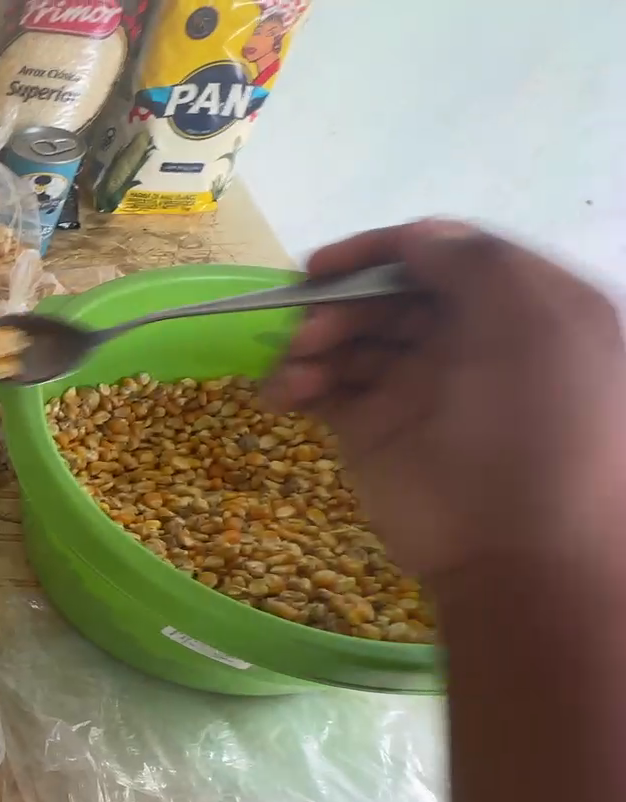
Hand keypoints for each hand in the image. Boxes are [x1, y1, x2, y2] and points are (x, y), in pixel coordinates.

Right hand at [263, 220, 625, 583]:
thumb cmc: (540, 428)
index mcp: (522, 308)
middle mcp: (468, 339)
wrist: (518, 545)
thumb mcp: (536, 328)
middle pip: (383, 298)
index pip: (441, 256)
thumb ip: (479, 266)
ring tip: (291, 378)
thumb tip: (413, 237)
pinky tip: (280, 399)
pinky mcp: (368, 427)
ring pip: (343, 343)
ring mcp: (415, 385)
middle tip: (307, 337)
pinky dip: (292, 386)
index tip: (317, 268)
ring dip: (307, 351)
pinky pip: (318, 389)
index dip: (379, 251)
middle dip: (336, 309)